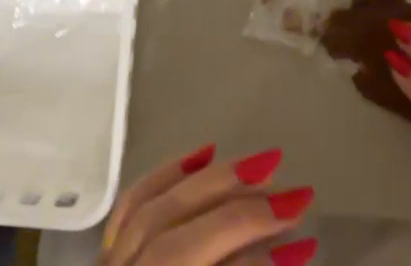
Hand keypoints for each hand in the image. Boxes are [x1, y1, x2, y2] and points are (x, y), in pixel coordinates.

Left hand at [100, 145, 318, 265]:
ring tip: (262, 167)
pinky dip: (167, 175)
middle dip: (241, 216)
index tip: (306, 245)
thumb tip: (287, 258)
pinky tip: (204, 155)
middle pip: (178, 243)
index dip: (259, 265)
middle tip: (297, 196)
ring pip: (156, 213)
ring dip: (212, 184)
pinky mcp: (103, 259)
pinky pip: (131, 205)